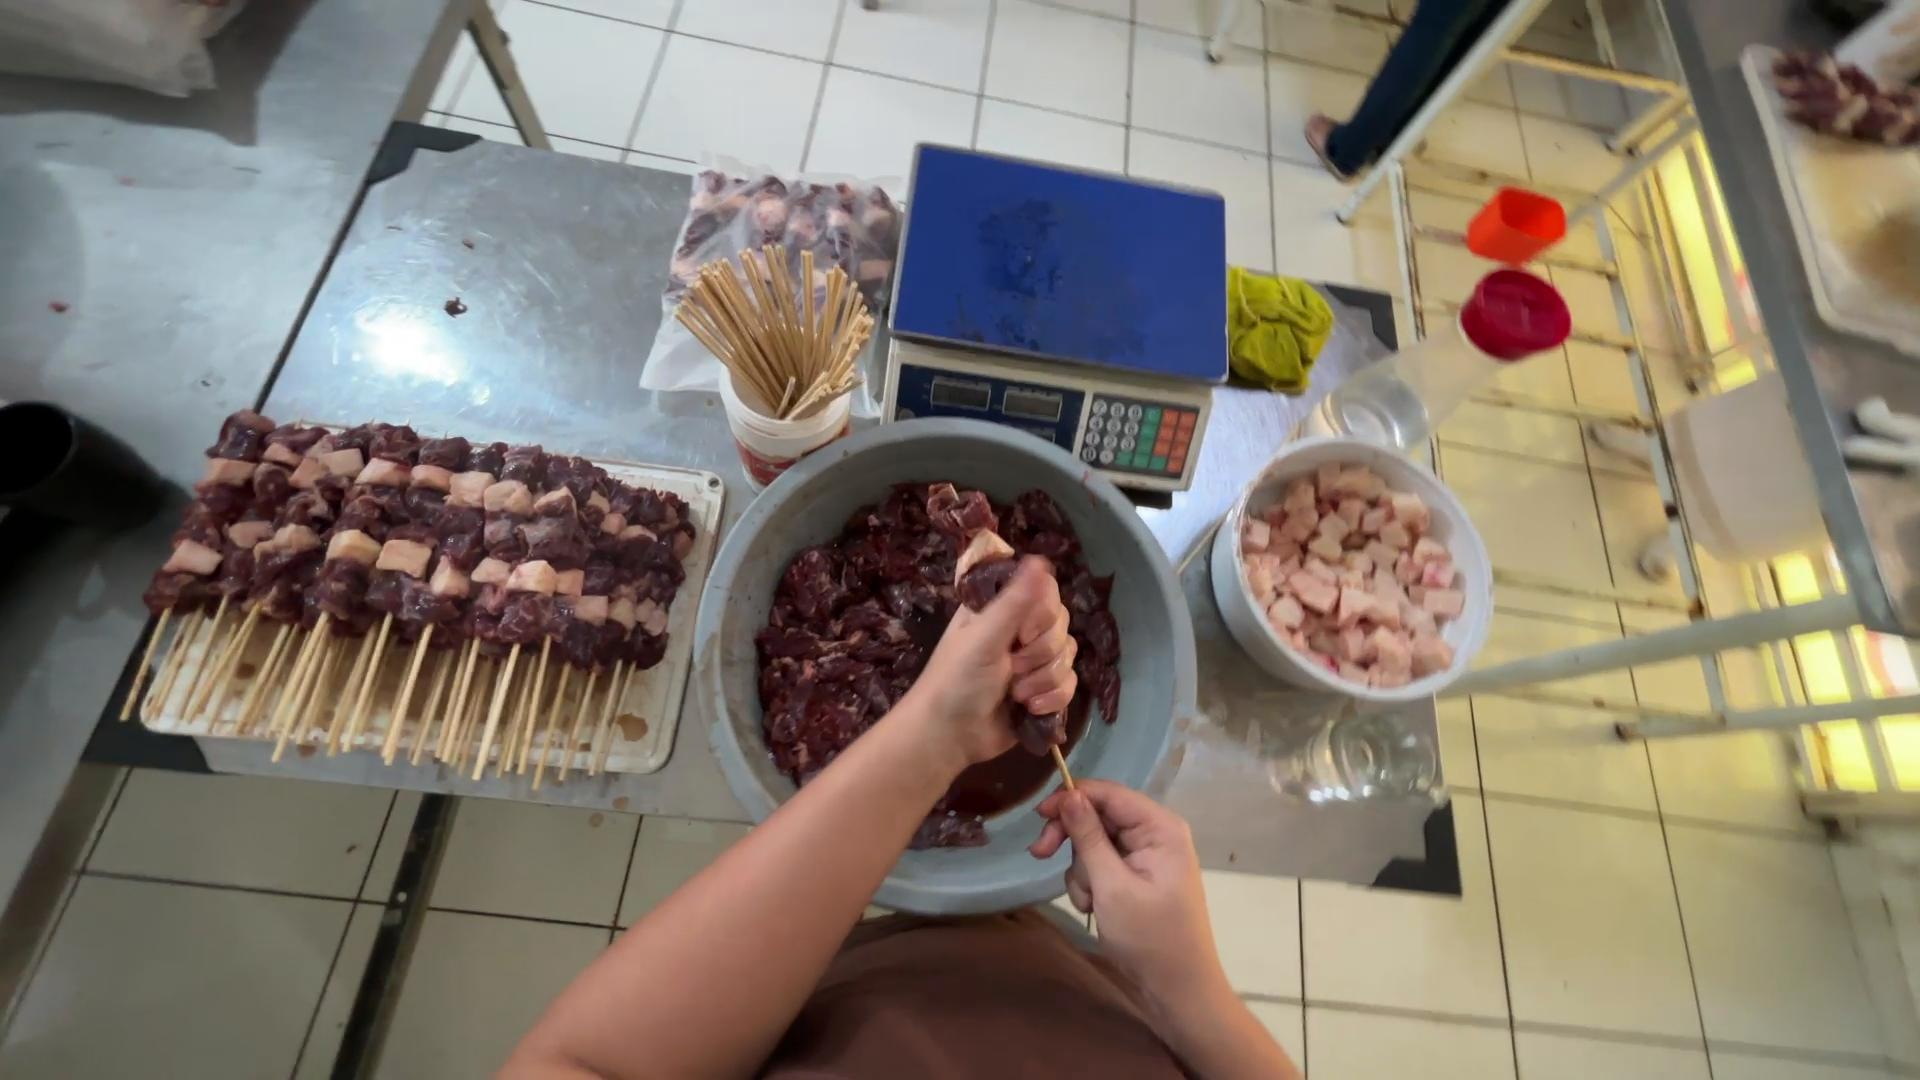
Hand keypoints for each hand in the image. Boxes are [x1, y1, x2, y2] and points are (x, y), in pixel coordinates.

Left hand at [898, 557, 1076, 768]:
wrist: (950, 737)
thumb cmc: (957, 680)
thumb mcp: (984, 637)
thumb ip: (1014, 601)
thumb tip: (1039, 560)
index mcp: (999, 608)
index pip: (1045, 591)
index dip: (1042, 613)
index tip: (1023, 632)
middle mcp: (1018, 629)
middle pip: (1061, 623)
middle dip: (1041, 652)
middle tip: (1012, 666)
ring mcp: (1032, 660)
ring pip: (1068, 654)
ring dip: (1045, 679)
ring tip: (1017, 694)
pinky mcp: (1043, 689)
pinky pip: (1070, 682)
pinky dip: (1053, 698)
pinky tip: (1030, 708)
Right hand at [1030, 780, 1224, 1002]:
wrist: (1179, 992)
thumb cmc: (1150, 938)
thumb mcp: (1111, 885)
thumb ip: (1088, 836)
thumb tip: (1068, 794)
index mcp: (1159, 826)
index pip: (1107, 793)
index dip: (1070, 797)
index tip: (1039, 815)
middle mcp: (1155, 832)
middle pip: (1098, 815)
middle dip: (1071, 840)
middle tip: (1039, 855)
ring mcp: (1146, 854)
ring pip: (1095, 841)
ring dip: (1082, 870)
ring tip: (1089, 901)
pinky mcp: (1137, 874)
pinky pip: (1102, 862)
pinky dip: (1090, 882)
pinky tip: (1094, 907)